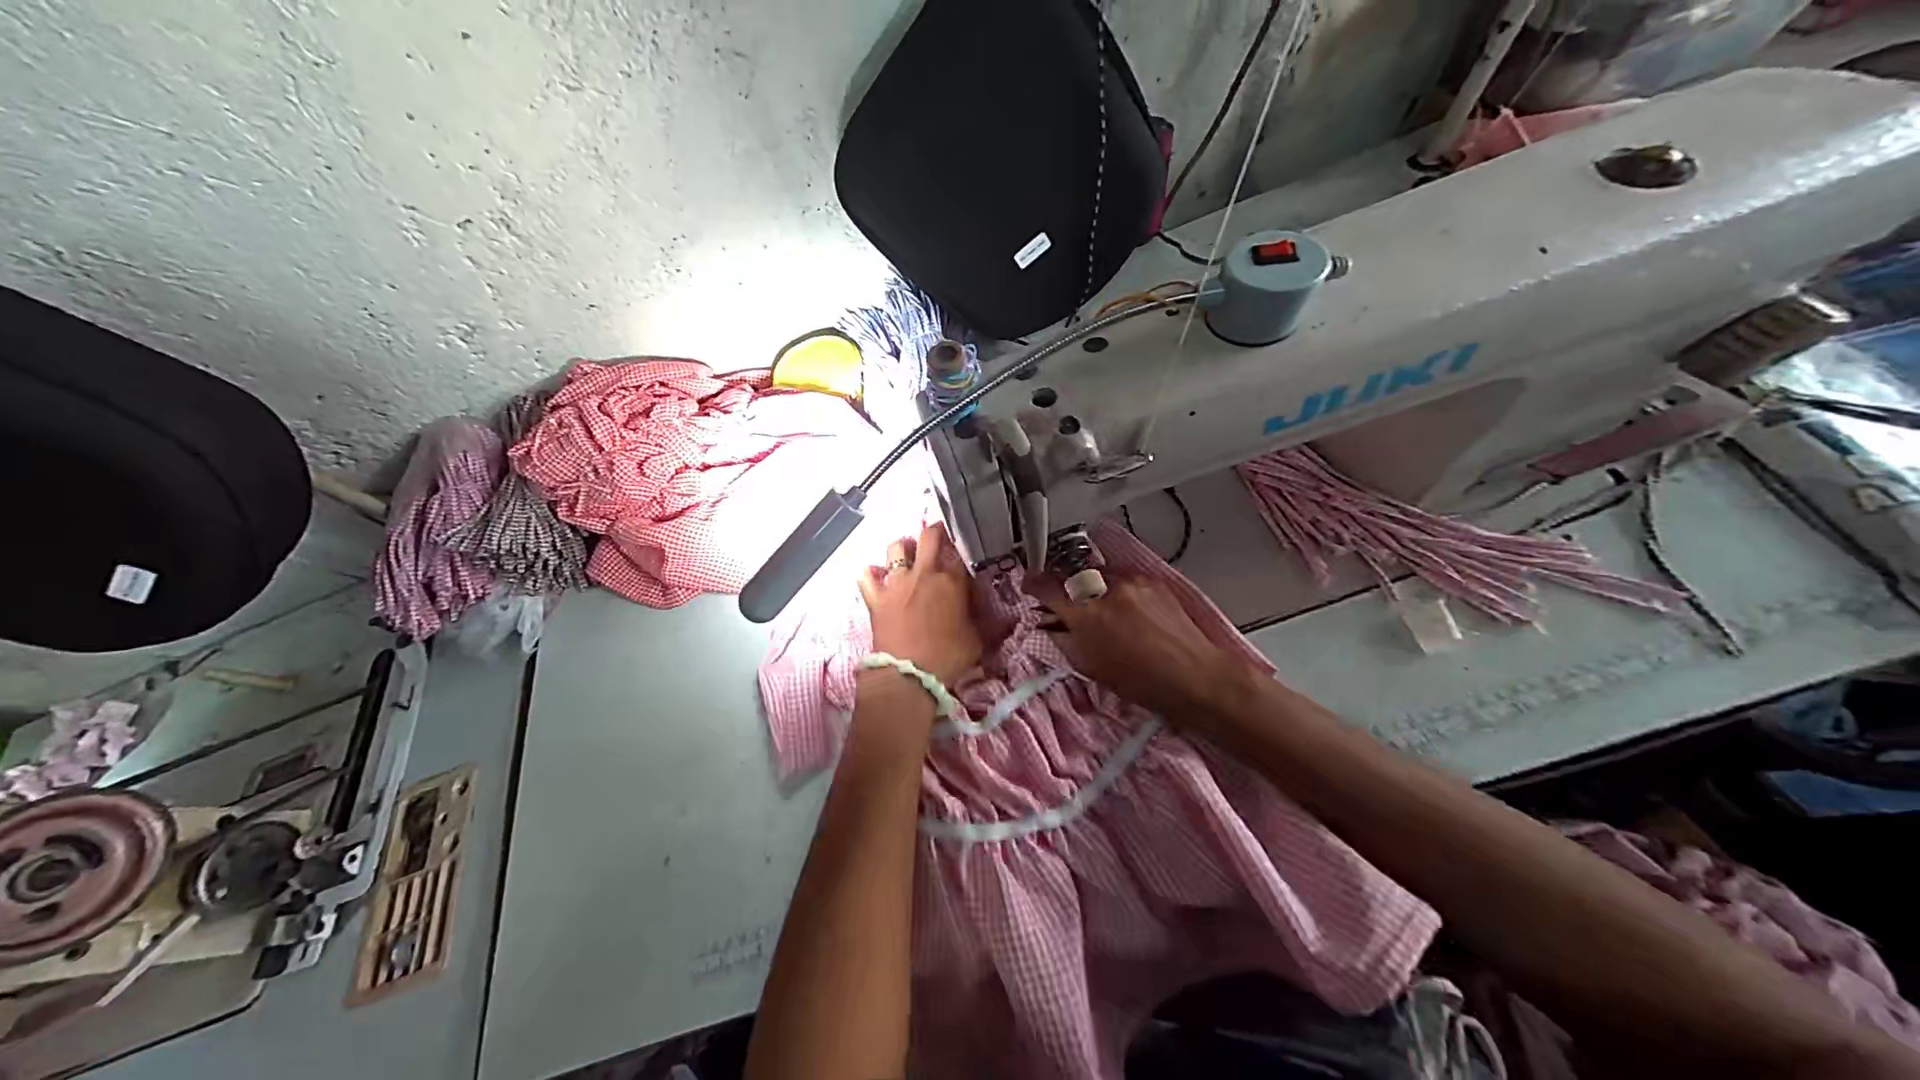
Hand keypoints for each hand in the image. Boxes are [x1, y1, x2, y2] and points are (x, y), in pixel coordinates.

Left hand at [858, 522, 982, 687]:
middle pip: (929, 537)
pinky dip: (872, 574)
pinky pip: (867, 576)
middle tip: (940, 536)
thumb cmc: (948, 657)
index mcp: (952, 581)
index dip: (964, 551)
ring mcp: (897, 583)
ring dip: (903, 547)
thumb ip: (984, 622)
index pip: (961, 555)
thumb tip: (1002, 618)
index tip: (965, 555)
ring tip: (908, 554)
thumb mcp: (977, 640)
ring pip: (896, 547)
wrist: (909, 674)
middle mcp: (924, 574)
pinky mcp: (875, 597)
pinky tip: (877, 576)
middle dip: (936, 532)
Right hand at [1037, 575, 1258, 723]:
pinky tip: (1125, 610)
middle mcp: (1107, 590)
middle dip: (1064, 587)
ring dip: (1091, 588)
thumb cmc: (1142, 683)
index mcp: (1086, 615)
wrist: (1194, 676)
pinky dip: (1116, 590)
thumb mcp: (1092, 667)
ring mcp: (1131, 582)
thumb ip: (1067, 640)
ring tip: (1099, 610)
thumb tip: (1052, 626)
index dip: (1034, 585)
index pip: (1048, 587)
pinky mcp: (1151, 581)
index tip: (1029, 586)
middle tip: (1064, 603)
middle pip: (1072, 575)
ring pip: (1098, 575)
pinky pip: (1123, 579)